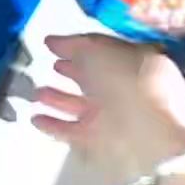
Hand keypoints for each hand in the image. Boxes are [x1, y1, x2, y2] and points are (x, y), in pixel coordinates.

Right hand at [32, 34, 184, 180]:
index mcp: (136, 64)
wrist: (149, 143)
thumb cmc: (131, 87)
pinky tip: (35, 118)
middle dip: (72, 71)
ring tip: (36, 92)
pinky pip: (70, 131)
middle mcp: (126, 90)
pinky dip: (53, 124)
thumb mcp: (104, 53)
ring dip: (58, 98)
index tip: (53, 43)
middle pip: (93, 79)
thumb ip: (77, 45)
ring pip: (80, 105)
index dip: (78, 46)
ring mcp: (113, 119)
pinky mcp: (99, 144)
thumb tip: (55, 41)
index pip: (104, 51)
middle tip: (50, 64)